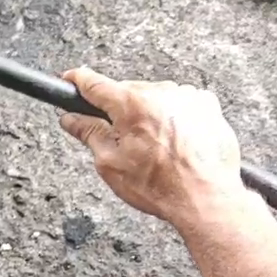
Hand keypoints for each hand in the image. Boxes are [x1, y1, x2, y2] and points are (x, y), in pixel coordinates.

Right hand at [58, 67, 254, 237]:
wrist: (205, 197)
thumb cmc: (160, 186)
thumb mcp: (110, 163)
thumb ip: (89, 134)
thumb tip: (72, 119)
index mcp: (131, 104)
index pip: (94, 83)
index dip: (77, 80)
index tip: (70, 78)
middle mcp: (160, 92)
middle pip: (125, 91)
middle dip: (117, 110)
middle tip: (119, 140)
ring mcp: (186, 96)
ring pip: (152, 97)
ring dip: (145, 114)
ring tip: (152, 148)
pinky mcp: (206, 105)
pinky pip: (178, 103)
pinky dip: (170, 117)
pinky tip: (172, 143)